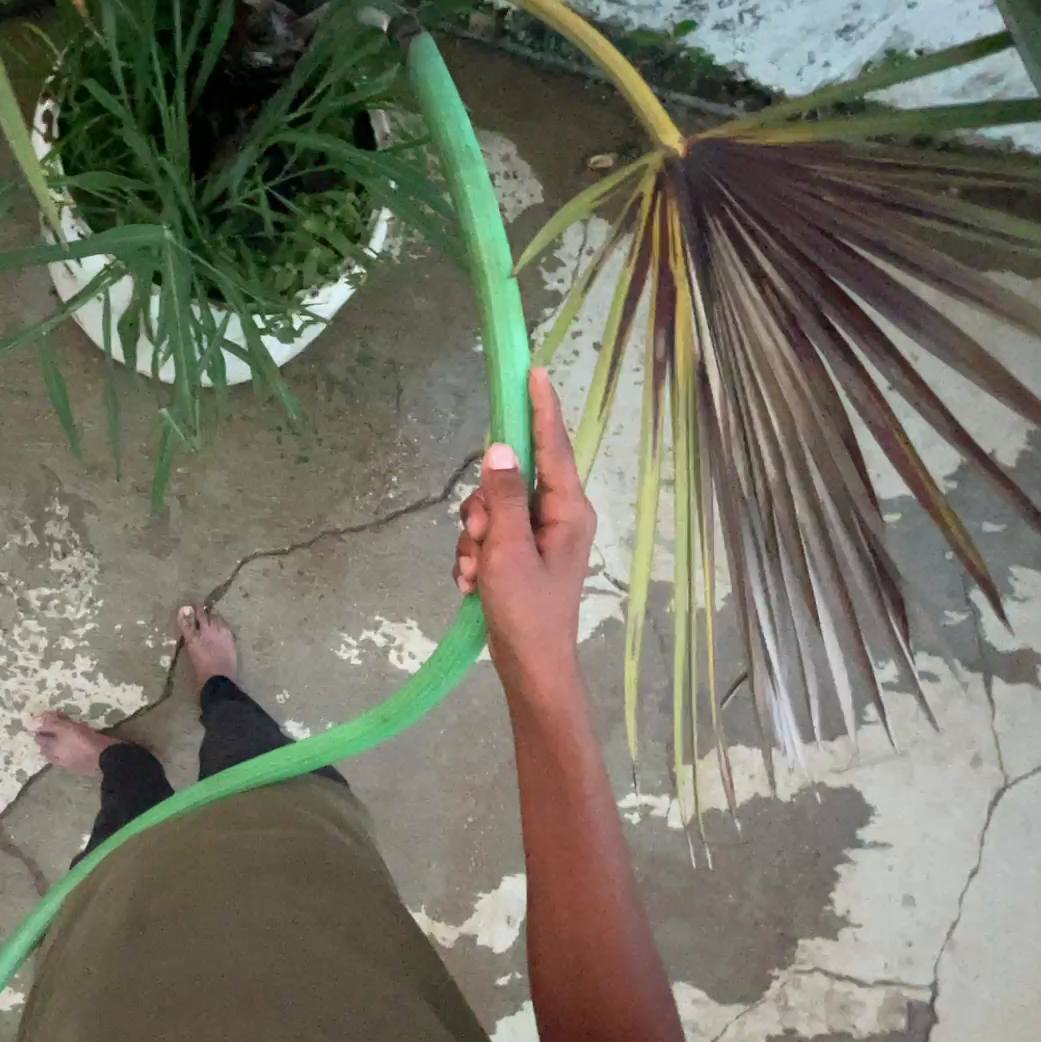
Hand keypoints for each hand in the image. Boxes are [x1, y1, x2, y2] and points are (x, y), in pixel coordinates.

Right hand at [453, 367, 596, 685]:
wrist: (530, 668)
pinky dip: (474, 556)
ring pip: (490, 510)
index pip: (552, 447)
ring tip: (476, 573)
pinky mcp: (520, 554)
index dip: (540, 409)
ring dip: (473, 539)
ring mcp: (537, 536)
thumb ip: (503, 498)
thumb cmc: (527, 612)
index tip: (533, 372)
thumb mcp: (508, 551)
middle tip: (477, 541)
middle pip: (508, 480)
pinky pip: (487, 536)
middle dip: (482, 509)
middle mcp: (556, 516)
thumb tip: (500, 448)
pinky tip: (473, 583)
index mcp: (567, 510)